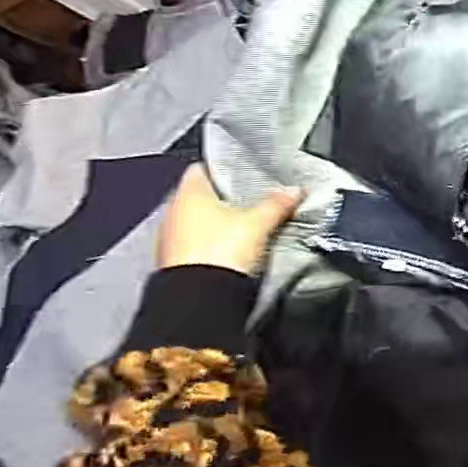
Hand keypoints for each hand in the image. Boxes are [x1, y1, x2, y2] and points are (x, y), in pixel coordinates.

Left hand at [157, 165, 301, 275]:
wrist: (201, 298)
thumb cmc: (222, 248)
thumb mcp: (259, 222)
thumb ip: (277, 203)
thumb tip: (295, 189)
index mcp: (189, 194)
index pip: (203, 168)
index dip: (225, 167)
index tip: (245, 170)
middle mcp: (174, 212)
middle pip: (203, 195)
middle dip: (228, 196)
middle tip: (256, 197)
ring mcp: (172, 238)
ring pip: (200, 220)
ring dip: (220, 221)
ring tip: (249, 223)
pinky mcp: (176, 261)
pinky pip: (199, 242)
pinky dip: (215, 241)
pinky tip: (235, 246)